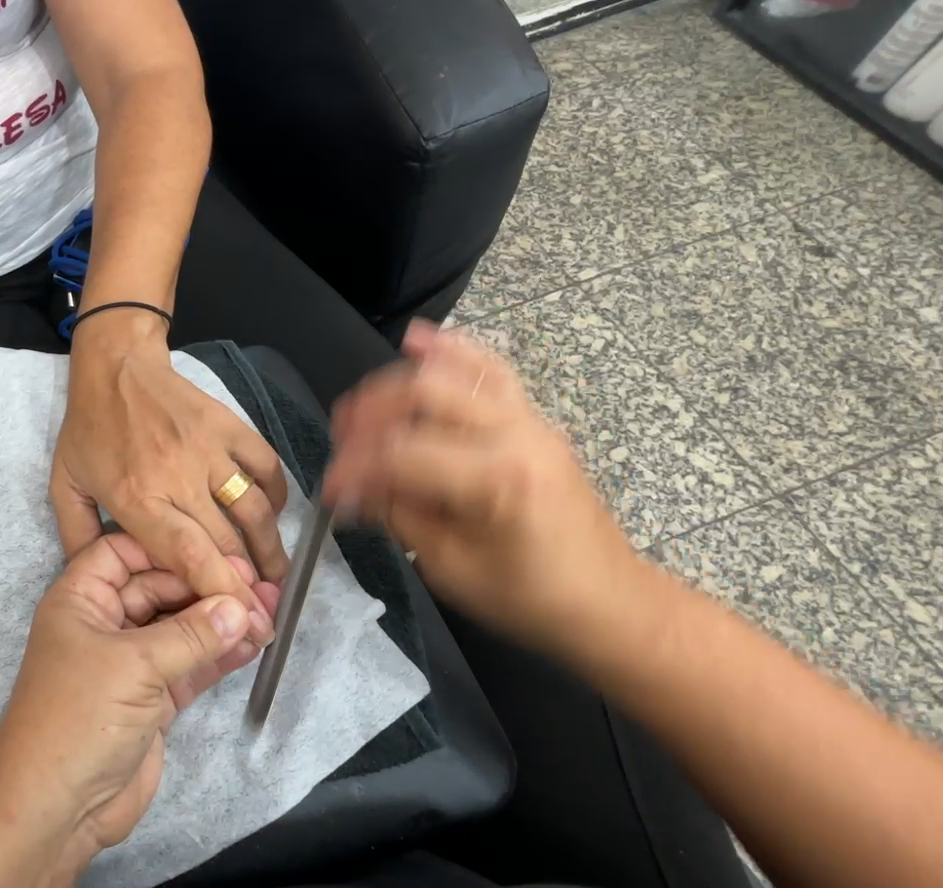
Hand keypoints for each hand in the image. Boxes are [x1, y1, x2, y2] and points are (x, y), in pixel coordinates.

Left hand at [0, 534, 277, 885]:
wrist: (58, 809)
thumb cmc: (80, 716)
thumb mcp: (134, 665)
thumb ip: (191, 634)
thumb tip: (241, 606)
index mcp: (81, 597)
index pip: (125, 551)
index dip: (165, 546)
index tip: (215, 547)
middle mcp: (105, 620)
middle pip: (159, 587)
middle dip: (204, 587)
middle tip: (257, 584)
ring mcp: (130, 660)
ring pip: (180, 627)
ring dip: (219, 621)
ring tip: (269, 610)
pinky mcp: (152, 696)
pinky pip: (190, 664)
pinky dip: (219, 655)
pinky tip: (254, 643)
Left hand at [51, 316, 287, 642]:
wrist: (115, 366)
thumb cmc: (89, 429)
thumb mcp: (64, 485)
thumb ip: (78, 537)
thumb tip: (99, 582)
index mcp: (137, 497)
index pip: (188, 555)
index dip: (219, 593)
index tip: (240, 623)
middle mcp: (178, 477)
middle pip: (228, 543)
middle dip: (250, 587)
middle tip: (261, 615)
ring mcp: (209, 449)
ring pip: (255, 510)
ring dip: (271, 550)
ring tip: (274, 578)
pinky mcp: (229, 426)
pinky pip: (267, 467)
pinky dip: (276, 497)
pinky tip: (270, 517)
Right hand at [320, 320, 643, 655]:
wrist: (612, 603)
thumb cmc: (531, 598)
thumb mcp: (451, 567)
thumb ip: (398, 514)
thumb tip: (351, 488)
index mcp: (497, 480)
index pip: (402, 454)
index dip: (355, 467)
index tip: (330, 490)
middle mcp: (515, 435)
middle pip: (423, 395)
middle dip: (369, 413)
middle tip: (339, 439)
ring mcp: (529, 420)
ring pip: (452, 373)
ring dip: (396, 383)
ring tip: (361, 404)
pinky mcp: (532, 420)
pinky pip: (489, 370)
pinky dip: (450, 351)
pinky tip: (416, 340)